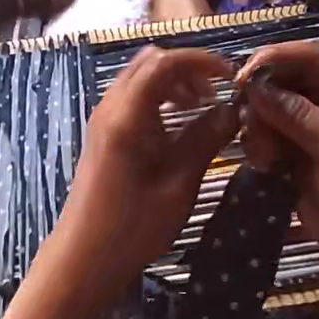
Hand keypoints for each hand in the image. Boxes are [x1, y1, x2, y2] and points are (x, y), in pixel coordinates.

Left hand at [51, 46, 237, 307]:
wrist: (83, 258)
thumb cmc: (132, 227)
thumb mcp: (179, 184)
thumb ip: (206, 139)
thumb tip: (236, 109)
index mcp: (127, 115)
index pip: (164, 63)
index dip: (201, 61)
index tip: (231, 75)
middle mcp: (111, 106)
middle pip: (151, 61)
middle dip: (188, 68)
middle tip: (218, 92)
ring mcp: (104, 117)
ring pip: (142, 76)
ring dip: (175, 81)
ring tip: (204, 107)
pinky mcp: (105, 130)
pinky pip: (135, 95)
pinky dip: (161, 96)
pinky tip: (181, 122)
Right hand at [235, 42, 318, 257]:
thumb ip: (302, 116)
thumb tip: (255, 85)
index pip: (310, 58)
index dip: (273, 61)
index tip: (240, 79)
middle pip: (282, 78)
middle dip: (262, 100)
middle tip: (249, 127)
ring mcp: (310, 126)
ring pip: (267, 106)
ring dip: (258, 127)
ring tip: (266, 156)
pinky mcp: (291, 150)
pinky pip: (262, 132)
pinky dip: (258, 145)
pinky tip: (266, 166)